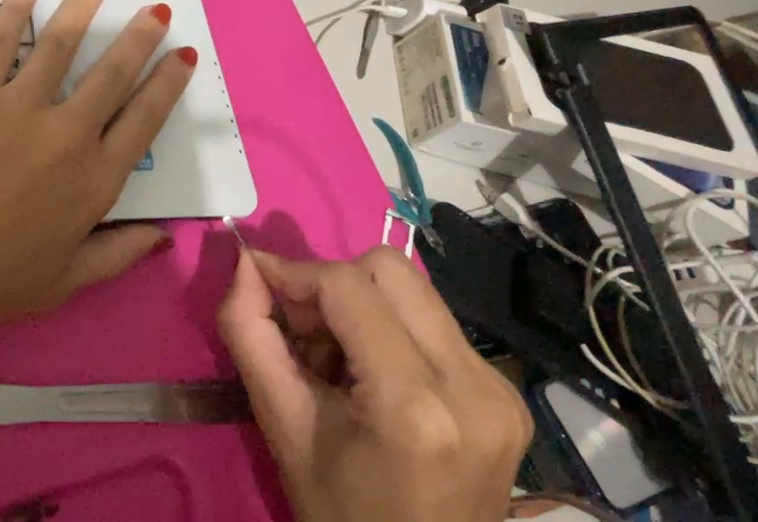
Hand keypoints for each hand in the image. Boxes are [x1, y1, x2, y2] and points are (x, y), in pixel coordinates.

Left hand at [0, 0, 196, 335]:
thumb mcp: (60, 284)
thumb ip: (115, 255)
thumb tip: (164, 235)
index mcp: (93, 183)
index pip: (144, 122)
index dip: (167, 86)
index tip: (184, 57)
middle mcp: (65, 136)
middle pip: (112, 75)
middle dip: (139, 38)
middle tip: (158, 9)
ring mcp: (17, 107)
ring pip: (61, 46)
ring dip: (83, 9)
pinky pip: (0, 43)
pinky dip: (15, 11)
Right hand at [217, 247, 531, 521]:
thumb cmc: (338, 512)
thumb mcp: (280, 424)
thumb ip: (249, 331)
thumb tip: (246, 261)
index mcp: (414, 405)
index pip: (347, 286)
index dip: (294, 272)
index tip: (258, 283)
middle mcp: (473, 385)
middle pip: (389, 270)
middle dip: (332, 285)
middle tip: (302, 330)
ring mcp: (500, 389)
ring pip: (414, 290)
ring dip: (362, 305)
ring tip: (338, 359)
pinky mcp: (511, 395)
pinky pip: (436, 323)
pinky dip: (392, 329)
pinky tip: (374, 377)